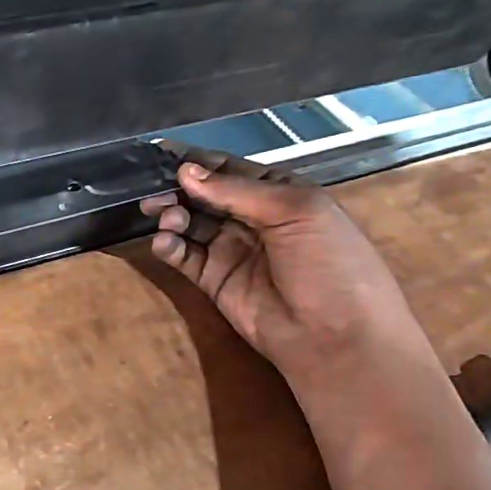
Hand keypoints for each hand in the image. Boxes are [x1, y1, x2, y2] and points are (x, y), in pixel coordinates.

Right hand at [140, 145, 429, 387]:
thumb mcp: (294, 211)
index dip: (196, 162)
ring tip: (166, 219)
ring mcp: (231, 250)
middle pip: (203, 195)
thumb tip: (186, 171)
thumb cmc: (328, 262)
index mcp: (277, 192)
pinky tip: (165, 243)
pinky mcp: (215, 281)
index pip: (227, 169)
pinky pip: (186, 257)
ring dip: (173, 216)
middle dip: (177, 190)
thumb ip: (236, 190)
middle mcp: (251, 217)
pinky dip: (170, 247)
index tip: (160, 153)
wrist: (336, 336)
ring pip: (191, 223)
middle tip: (154, 194)